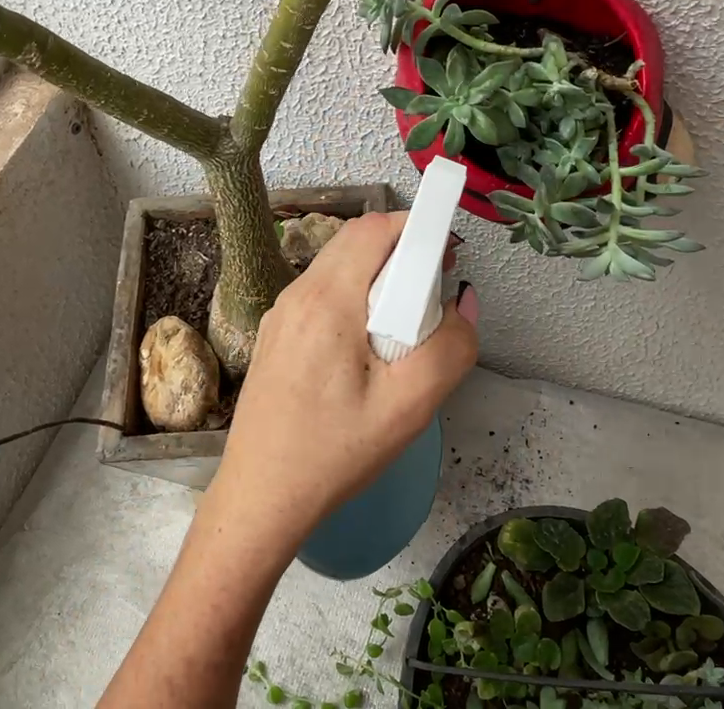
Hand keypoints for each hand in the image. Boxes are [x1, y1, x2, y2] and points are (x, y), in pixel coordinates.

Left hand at [208, 211, 479, 549]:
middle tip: (433, 292)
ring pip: (338, 266)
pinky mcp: (276, 335)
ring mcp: (281, 314)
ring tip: (405, 326)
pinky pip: (321, 294)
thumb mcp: (410, 406)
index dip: (418, 228)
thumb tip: (462, 302)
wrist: (261, 495)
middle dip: (402, 252)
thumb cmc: (334, 453)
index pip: (375, 228)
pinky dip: (354, 298)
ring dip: (378, 277)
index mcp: (328, 301)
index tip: (447, 255)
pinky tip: (368, 349)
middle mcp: (298, 295)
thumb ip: (451, 347)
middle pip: (356, 241)